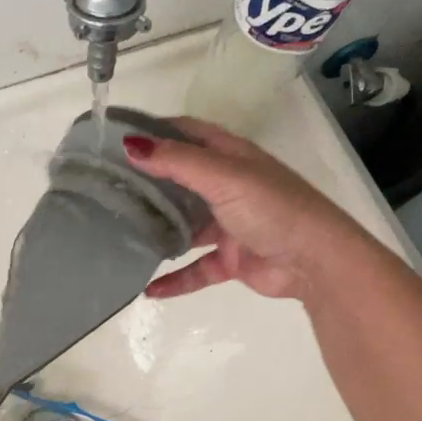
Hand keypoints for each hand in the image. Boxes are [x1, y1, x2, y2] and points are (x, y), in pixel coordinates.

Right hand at [122, 117, 363, 300]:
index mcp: (230, 156)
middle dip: (146, 183)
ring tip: (119, 235)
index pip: (185, 134)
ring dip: (158, 230)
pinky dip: (175, 279)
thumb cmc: (273, 208)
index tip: (112, 138)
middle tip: (103, 188)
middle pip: (179, 179)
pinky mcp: (232, 259)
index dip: (152, 132)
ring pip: (185, 225)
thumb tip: (128, 145)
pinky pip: (196, 269)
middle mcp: (228, 185)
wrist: (317, 261)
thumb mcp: (223, 177)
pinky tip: (149, 288)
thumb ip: (176, 162)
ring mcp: (230, 224)